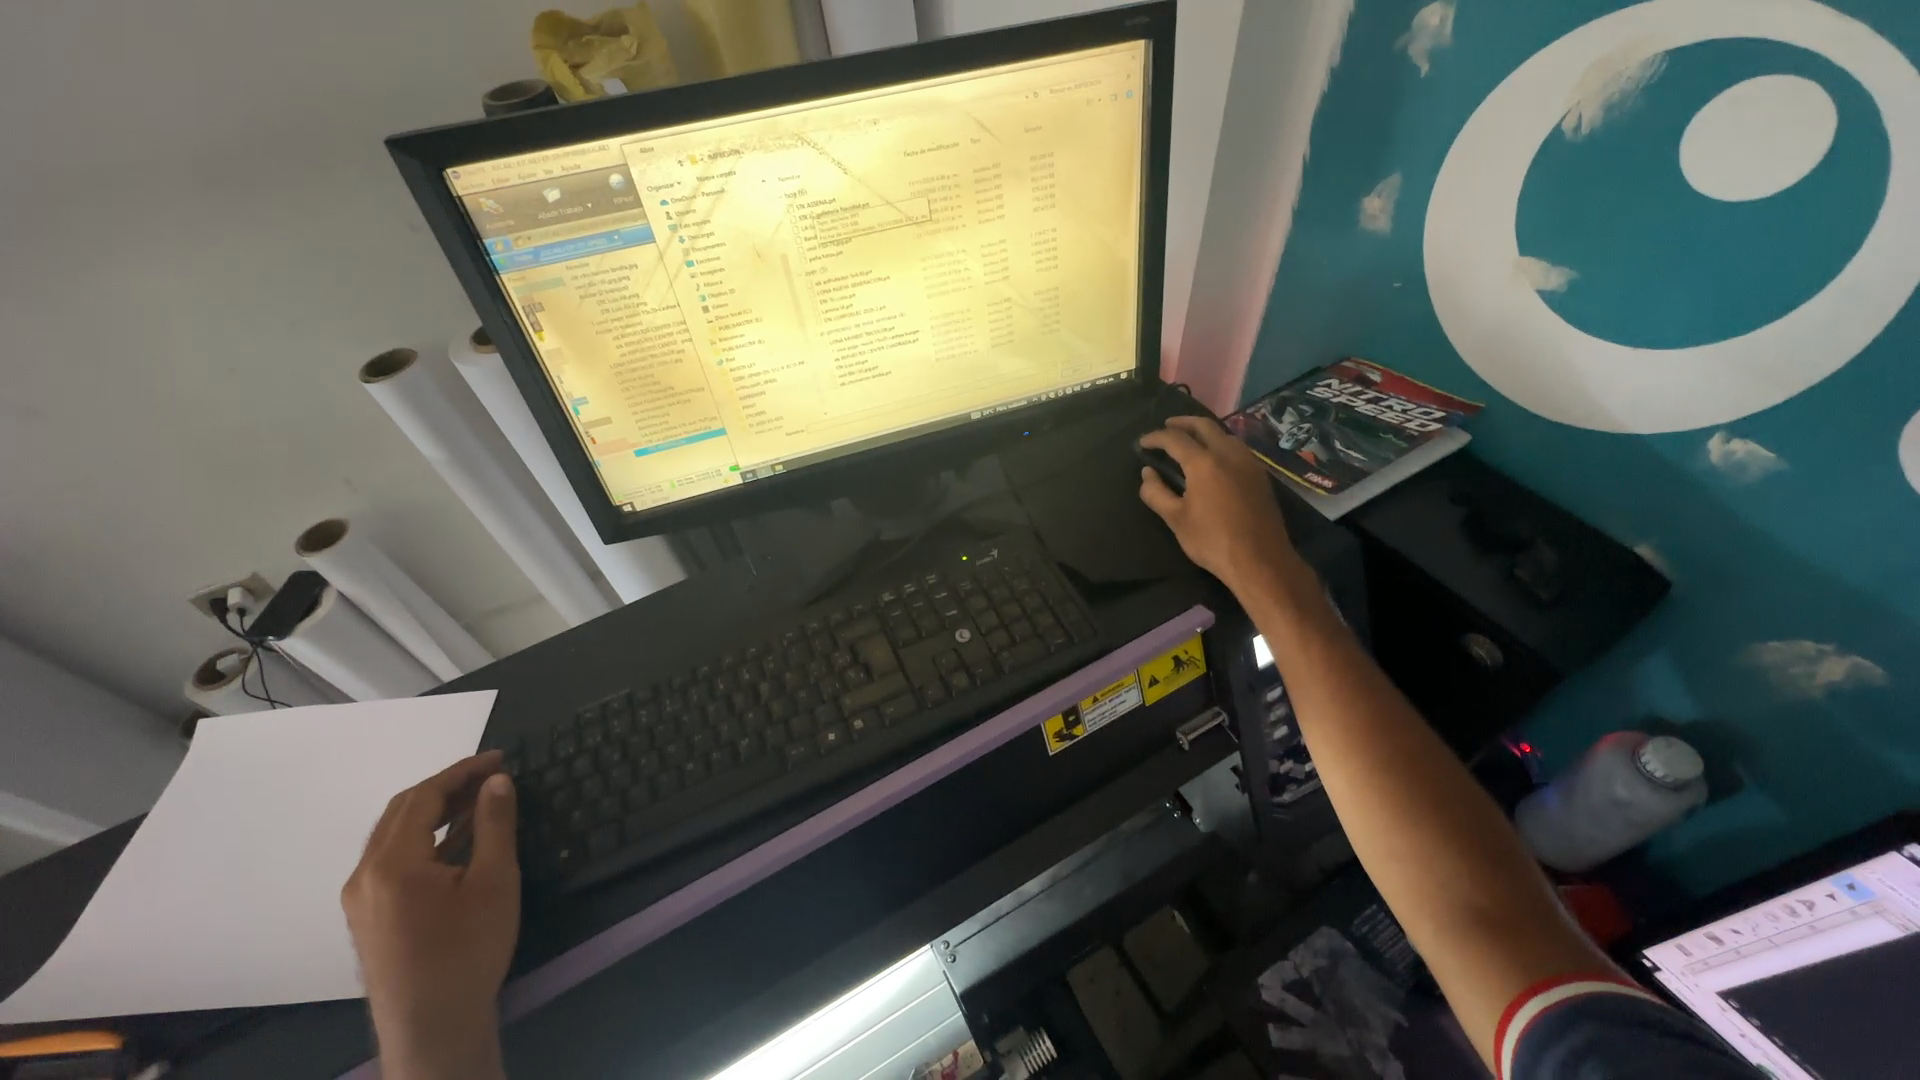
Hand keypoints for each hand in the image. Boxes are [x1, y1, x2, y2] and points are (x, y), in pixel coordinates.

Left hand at [342, 751, 518, 1079]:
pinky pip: (392, 860)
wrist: (432, 1027)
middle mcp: (364, 875)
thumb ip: (494, 825)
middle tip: (492, 776)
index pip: (423, 797)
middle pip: (402, 812)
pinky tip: (457, 844)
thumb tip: (496, 781)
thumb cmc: (468, 951)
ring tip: (479, 802)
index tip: (500, 759)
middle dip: (447, 787)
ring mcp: (361, 899)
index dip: (462, 771)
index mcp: (391, 863)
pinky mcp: (368, 917)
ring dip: (435, 812)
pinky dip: (425, 839)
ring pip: (395, 836)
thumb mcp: (494, 882)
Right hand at [1138, 416, 1304, 592]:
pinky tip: (1215, 458)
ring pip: (1224, 434)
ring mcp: (1248, 463)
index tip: (1142, 442)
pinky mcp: (1260, 475)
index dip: (1156, 437)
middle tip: (1167, 427)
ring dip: (1204, 431)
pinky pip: (1237, 448)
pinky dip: (1220, 443)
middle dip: (1182, 423)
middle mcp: (1228, 454)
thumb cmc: (1212, 540)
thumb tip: (1147, 473)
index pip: (1175, 439)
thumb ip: (1156, 492)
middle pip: (1204, 426)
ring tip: (1190, 440)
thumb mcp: (1175, 519)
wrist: (1259, 559)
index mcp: (1204, 462)